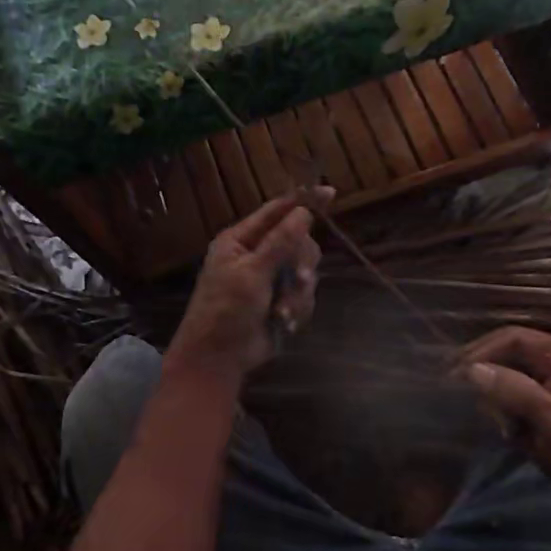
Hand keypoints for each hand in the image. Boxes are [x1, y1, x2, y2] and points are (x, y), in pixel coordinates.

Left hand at [168, 189, 331, 379]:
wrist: (220, 357)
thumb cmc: (226, 310)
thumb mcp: (252, 273)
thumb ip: (280, 243)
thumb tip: (304, 213)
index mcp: (240, 241)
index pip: (276, 212)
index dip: (303, 203)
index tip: (330, 193)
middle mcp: (256, 256)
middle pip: (298, 243)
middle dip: (301, 263)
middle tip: (300, 278)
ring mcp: (270, 280)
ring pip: (304, 272)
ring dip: (297, 293)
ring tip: (282, 312)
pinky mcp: (281, 303)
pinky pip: (303, 297)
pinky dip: (296, 310)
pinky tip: (283, 323)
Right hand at [460, 326, 550, 510]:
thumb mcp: (549, 419)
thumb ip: (512, 390)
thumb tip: (472, 370)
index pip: (512, 338)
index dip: (479, 353)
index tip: (452, 375)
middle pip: (514, 355)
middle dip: (489, 376)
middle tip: (460, 395)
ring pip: (518, 377)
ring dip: (501, 397)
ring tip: (494, 421)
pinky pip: (529, 397)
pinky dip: (514, 412)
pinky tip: (511, 432)